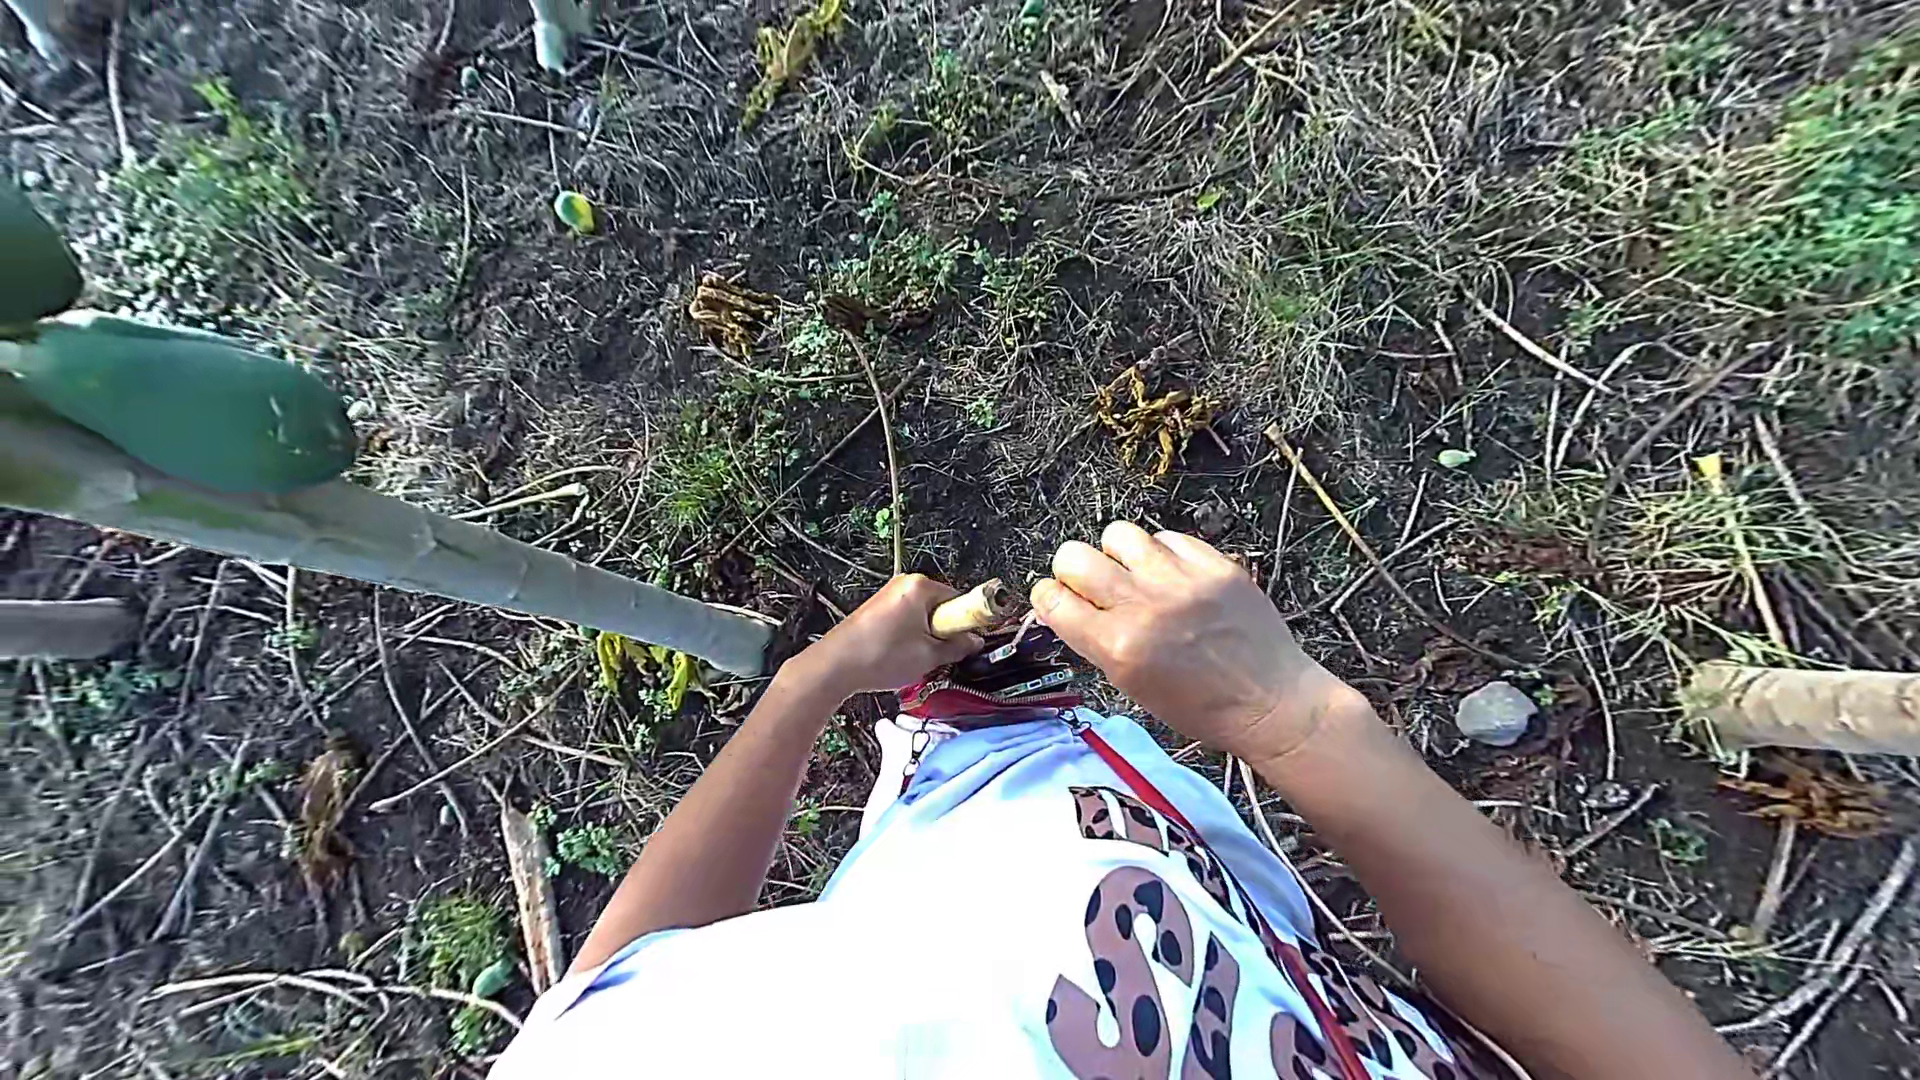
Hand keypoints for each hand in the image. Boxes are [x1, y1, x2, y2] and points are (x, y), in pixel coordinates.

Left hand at [784, 574, 983, 699]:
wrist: (835, 666)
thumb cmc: (877, 656)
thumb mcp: (929, 656)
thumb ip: (957, 646)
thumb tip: (973, 641)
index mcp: (920, 587)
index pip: (961, 599)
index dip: (967, 623)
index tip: (970, 639)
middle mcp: (905, 584)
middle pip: (943, 605)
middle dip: (944, 630)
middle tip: (937, 652)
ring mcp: (890, 594)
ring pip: (925, 614)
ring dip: (926, 635)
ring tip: (914, 655)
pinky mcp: (879, 607)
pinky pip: (908, 617)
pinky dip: (910, 634)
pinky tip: (900, 653)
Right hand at [1030, 522, 1371, 766]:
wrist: (1272, 703)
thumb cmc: (1197, 707)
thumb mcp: (1130, 685)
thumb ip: (1093, 641)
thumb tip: (1062, 606)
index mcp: (1117, 646)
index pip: (1052, 599)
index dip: (1048, 597)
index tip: (1057, 599)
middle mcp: (1143, 607)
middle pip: (1073, 556)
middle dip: (1072, 570)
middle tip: (1092, 584)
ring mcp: (1180, 581)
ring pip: (1118, 534)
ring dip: (1117, 554)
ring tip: (1134, 573)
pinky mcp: (1214, 565)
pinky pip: (1167, 537)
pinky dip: (1162, 554)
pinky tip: (1172, 575)